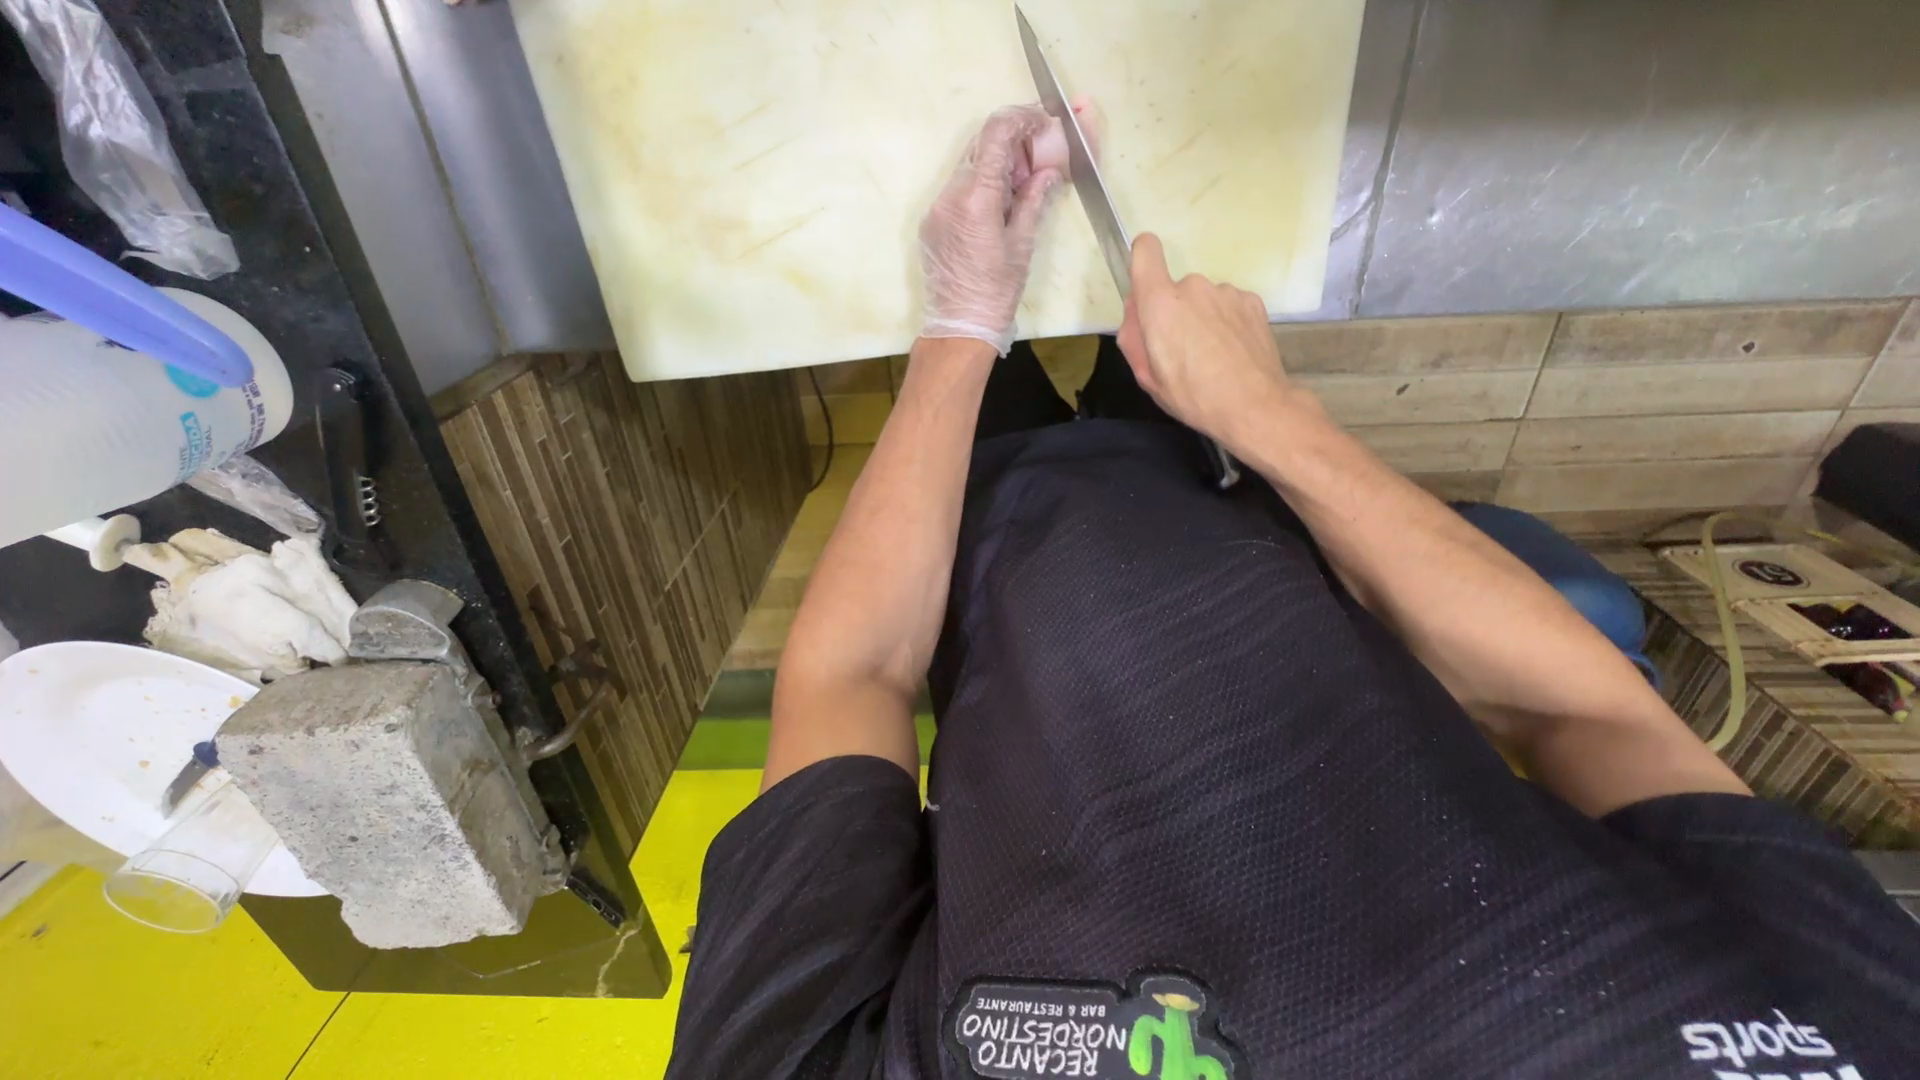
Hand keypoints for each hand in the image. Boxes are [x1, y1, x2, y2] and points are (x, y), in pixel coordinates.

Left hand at [919, 106, 1065, 354]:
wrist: (960, 325)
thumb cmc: (996, 291)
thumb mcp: (1022, 243)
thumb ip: (1033, 199)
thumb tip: (1047, 172)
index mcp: (975, 198)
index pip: (995, 134)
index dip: (1020, 119)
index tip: (1041, 123)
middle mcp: (949, 196)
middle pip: (980, 147)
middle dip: (1011, 145)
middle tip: (1037, 160)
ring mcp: (936, 209)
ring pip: (968, 168)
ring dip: (996, 166)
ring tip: (1021, 187)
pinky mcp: (932, 223)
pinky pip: (957, 191)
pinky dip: (980, 186)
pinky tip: (999, 206)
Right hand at [1116, 233, 1303, 447]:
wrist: (1254, 405)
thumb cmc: (1192, 395)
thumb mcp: (1146, 376)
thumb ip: (1132, 335)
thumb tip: (1136, 308)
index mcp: (1160, 303)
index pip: (1145, 251)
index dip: (1142, 258)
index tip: (1146, 281)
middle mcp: (1193, 286)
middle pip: (1174, 289)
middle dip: (1174, 312)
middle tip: (1182, 351)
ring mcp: (1226, 291)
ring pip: (1203, 299)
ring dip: (1202, 318)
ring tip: (1212, 356)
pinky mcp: (1252, 300)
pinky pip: (1227, 306)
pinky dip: (1226, 323)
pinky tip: (1232, 351)